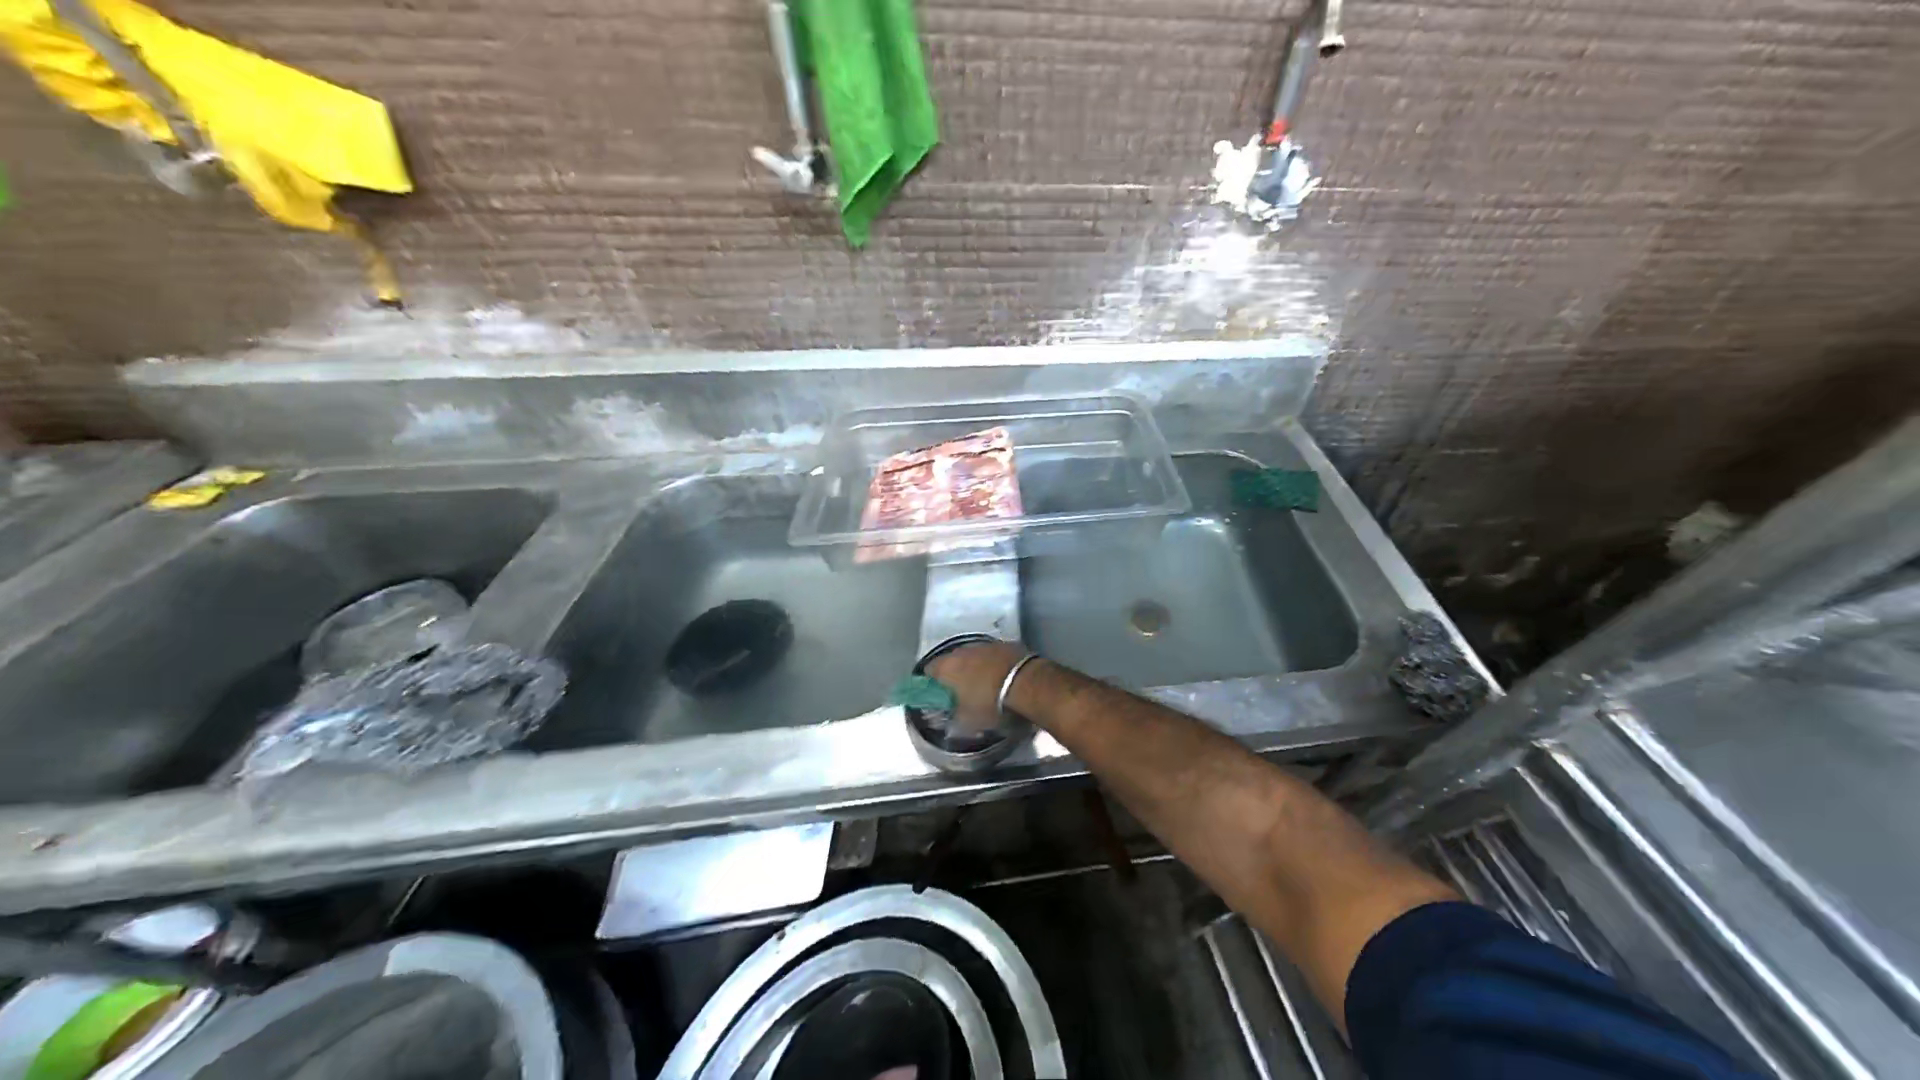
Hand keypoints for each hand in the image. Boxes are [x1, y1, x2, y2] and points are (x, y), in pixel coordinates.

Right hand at [924, 640, 1026, 733]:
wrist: (1028, 683)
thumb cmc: (991, 703)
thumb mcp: (968, 720)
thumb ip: (952, 719)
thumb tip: (947, 721)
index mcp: (946, 667)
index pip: (928, 671)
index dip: (931, 684)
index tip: (938, 696)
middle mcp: (962, 650)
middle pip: (951, 661)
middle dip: (954, 675)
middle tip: (961, 693)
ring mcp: (984, 644)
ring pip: (973, 656)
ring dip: (975, 668)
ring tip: (984, 686)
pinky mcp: (1005, 644)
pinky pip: (992, 655)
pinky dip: (993, 665)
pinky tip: (1002, 678)